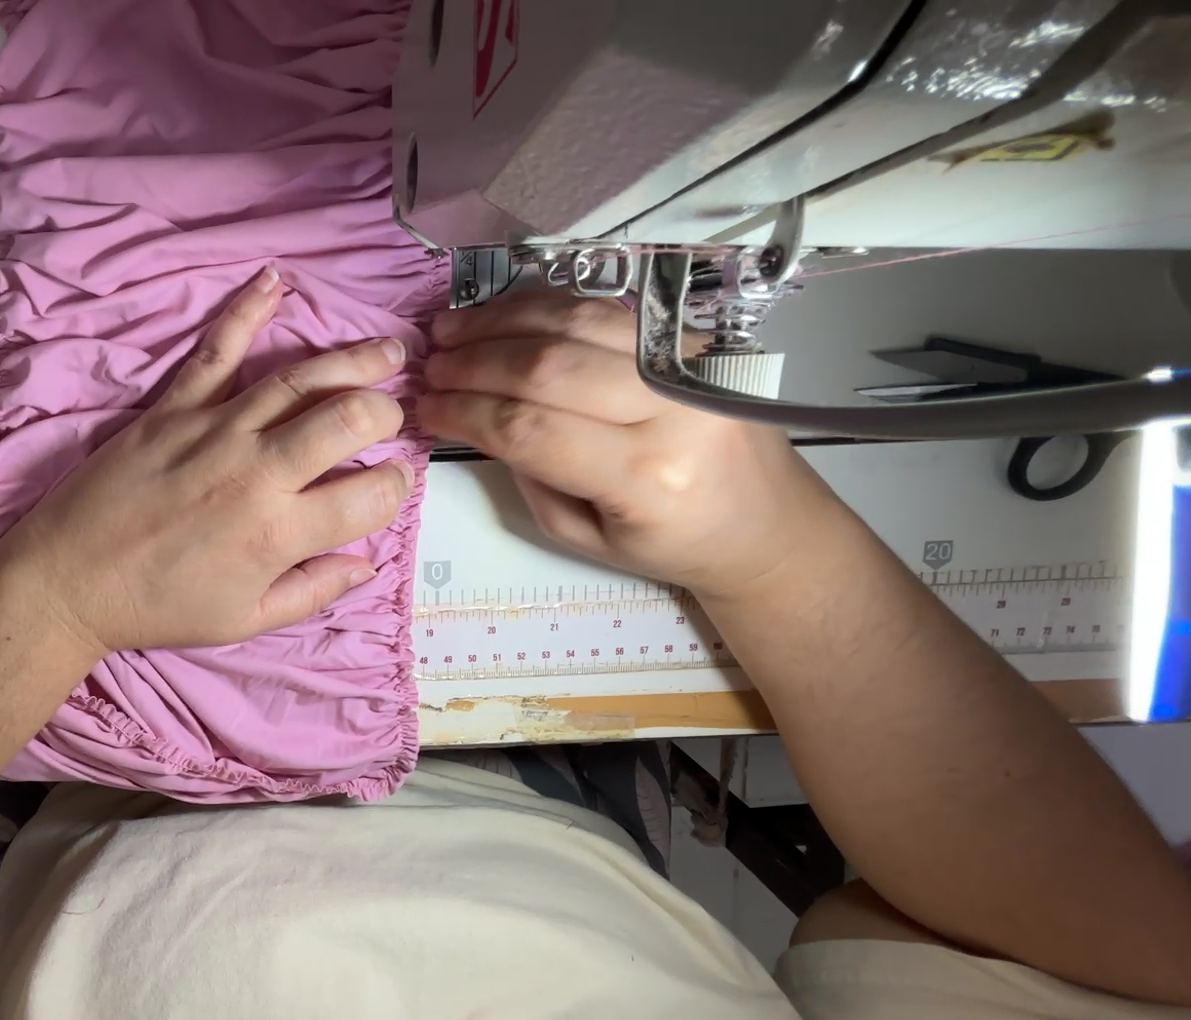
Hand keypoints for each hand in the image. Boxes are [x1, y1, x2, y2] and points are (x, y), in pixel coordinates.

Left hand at [0, 267, 415, 652]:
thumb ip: (313, 591)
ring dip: (352, 359)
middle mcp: (256, 472)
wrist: (71, 581)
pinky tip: (277, 282)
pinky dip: (246, 312)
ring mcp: (213, 431)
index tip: (393, 483)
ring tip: (388, 351)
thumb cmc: (159, 606)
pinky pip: (216, 350)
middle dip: (386, 411)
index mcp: (278, 533)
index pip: (369, 497)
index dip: (395, 487)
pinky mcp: (173, 408)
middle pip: (346, 419)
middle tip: (394, 412)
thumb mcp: (245, 621)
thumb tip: (365, 564)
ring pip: (298, 379)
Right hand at [417, 293, 851, 599]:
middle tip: (429, 366)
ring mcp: (687, 367)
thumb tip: (479, 416)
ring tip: (450, 330)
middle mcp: (672, 413)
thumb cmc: (667, 543)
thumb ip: (529, 475)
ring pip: (575, 324)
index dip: (465, 412)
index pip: (530, 430)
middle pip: (547, 369)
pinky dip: (542, 306)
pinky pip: (604, 309)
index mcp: (645, 479)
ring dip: (499, 321)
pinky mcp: (690, 341)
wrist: (766, 521)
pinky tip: (500, 314)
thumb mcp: (582, 535)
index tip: (425, 408)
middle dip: (473, 364)